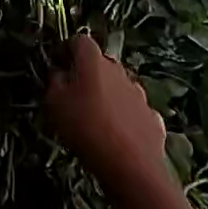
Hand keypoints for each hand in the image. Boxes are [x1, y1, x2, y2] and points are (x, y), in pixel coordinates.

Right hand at [45, 34, 165, 182]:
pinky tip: (118, 134)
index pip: (80, 40)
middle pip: (102, 63)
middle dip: (88, 72)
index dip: (67, 49)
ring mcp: (140, 95)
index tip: (57, 64)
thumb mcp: (54, 103)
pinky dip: (126, 116)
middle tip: (75, 92)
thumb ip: (54, 81)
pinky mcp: (153, 118)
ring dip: (109, 94)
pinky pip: (135, 110)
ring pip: (120, 86)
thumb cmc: (85, 128)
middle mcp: (120, 71)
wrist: (131, 168)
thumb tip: (59, 73)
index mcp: (94, 61)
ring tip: (97, 117)